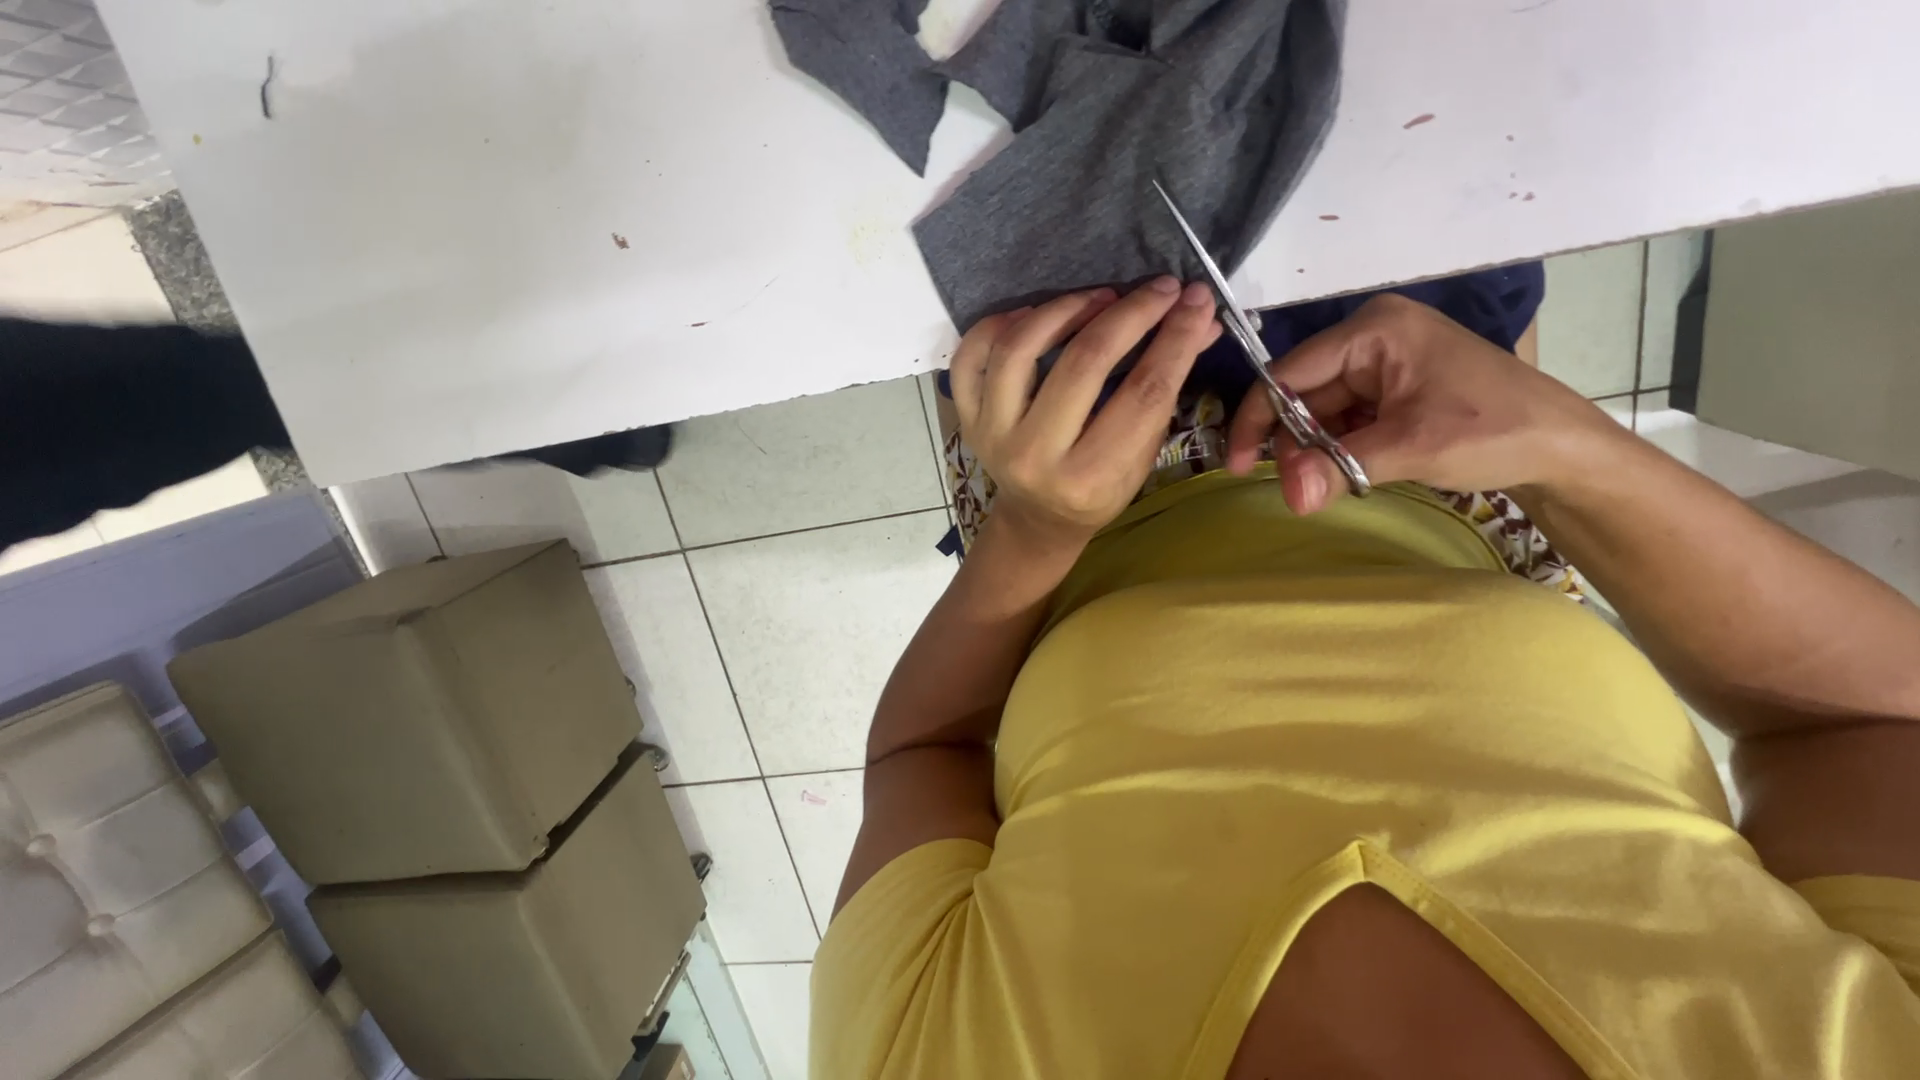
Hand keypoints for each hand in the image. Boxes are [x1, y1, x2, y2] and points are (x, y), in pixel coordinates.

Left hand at [948, 277, 1222, 550]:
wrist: (1038, 520)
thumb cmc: (1100, 490)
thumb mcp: (1141, 454)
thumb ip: (1168, 389)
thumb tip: (1202, 319)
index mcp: (1090, 478)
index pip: (1143, 395)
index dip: (1174, 339)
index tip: (1195, 299)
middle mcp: (1035, 457)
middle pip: (1084, 364)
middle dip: (1129, 315)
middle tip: (1157, 288)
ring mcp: (993, 435)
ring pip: (1021, 350)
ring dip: (1065, 309)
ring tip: (1100, 296)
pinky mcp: (967, 419)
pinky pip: (971, 358)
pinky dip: (1000, 325)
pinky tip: (1035, 313)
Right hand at [1226, 294, 1619, 513]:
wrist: (1564, 449)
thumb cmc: (1496, 429)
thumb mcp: (1413, 447)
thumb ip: (1342, 467)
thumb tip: (1290, 499)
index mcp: (1374, 331)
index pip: (1289, 373)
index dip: (1259, 420)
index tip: (1240, 466)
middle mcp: (1371, 339)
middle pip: (1302, 394)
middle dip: (1295, 442)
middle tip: (1297, 488)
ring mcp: (1382, 363)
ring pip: (1320, 411)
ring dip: (1317, 450)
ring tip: (1328, 484)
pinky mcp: (1392, 389)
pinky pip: (1345, 419)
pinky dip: (1338, 449)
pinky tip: (1348, 472)